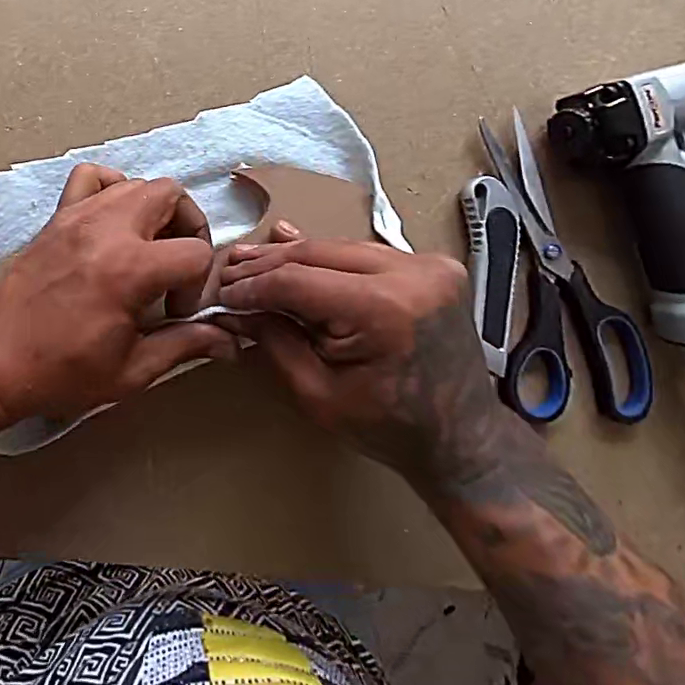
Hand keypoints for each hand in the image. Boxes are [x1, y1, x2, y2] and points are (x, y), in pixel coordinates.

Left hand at [0, 164, 235, 429]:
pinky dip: (112, 189)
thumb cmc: (57, 373)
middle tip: (175, 270)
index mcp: (129, 269)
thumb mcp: (131, 371)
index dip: (199, 285)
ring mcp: (77, 218)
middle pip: (173, 195)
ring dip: (155, 211)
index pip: (195, 252)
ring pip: (137, 183)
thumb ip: (184, 346)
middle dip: (188, 230)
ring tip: (148, 251)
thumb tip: (228, 341)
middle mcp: (105, 230)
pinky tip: (114, 223)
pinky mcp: (56, 219)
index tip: (177, 312)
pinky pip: (91, 177)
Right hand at [216, 232, 513, 497]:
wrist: (462, 438)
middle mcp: (413, 275)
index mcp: (385, 310)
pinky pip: (364, 254)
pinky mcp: (433, 267)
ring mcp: (429, 266)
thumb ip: (274, 341)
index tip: (222, 294)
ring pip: (340, 247)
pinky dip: (328, 258)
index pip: (298, 280)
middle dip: (267, 264)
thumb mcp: (316, 393)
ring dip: (294, 255)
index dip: (253, 286)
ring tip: (250, 260)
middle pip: (318, 253)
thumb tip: (237, 307)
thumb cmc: (390, 428)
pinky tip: (293, 246)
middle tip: (228, 270)